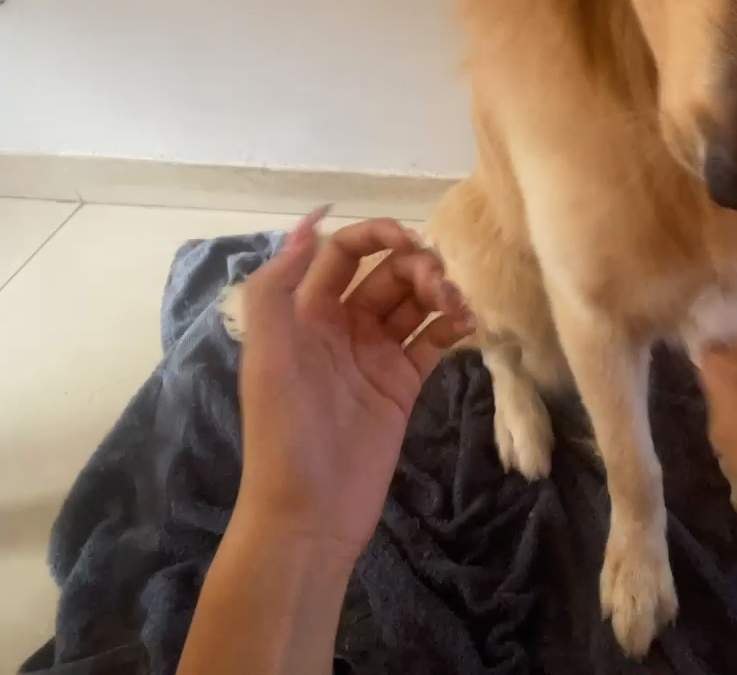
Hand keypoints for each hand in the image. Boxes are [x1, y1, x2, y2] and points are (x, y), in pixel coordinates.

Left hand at [233, 209, 473, 555]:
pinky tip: (468, 325)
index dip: (376, 235)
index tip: (411, 240)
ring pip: (416, 302)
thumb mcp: (268, 358)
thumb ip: (277, 289)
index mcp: (307, 314)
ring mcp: (377, 354)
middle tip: (442, 287)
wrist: (311, 514)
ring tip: (459, 306)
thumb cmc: (284, 434)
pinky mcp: (405, 381)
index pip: (345, 254)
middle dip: (419, 268)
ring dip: (441, 292)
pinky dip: (453, 325)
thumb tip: (309, 222)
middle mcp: (344, 326)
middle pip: (389, 274)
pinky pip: (434, 338)